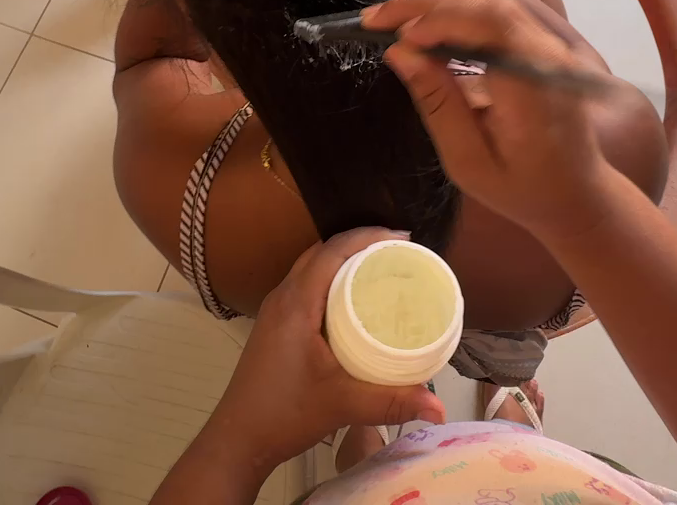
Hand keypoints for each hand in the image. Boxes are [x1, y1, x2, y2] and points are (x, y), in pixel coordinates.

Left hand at [205, 228, 446, 473]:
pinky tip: (352, 297)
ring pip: (312, 265)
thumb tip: (439, 407)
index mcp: (297, 301)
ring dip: (343, 258)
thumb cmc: (285, 413)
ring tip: (380, 267)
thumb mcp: (341, 404)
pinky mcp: (275, 323)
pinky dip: (331, 277)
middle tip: (397, 251)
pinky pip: (306, 283)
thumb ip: (391, 402)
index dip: (367, 237)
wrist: (237, 439)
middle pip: (322, 251)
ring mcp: (276, 308)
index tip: (402, 238)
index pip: (332, 250)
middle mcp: (283, 295)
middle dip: (359, 243)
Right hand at [365, 0, 627, 242]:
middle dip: (426, 3)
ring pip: (489, 0)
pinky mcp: (541, 45)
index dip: (439, 16)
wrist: (577, 195)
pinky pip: (495, 13)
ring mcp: (549, 46)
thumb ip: (437, 102)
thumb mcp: (468, 160)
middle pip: (485, 1)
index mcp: (532, 86)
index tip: (396, 35)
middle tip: (376, 18)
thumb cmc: (521, 189)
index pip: (489, 22)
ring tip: (394, 21)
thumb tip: (400, 51)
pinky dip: (455, 13)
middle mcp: (547, 54)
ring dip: (438, 4)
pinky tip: (426, 29)